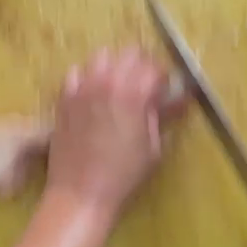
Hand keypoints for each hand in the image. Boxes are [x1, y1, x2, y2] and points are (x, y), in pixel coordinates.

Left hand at [43, 48, 171, 219]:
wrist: (81, 193)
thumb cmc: (123, 174)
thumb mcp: (153, 147)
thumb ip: (164, 116)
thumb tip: (181, 98)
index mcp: (134, 93)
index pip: (154, 67)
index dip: (163, 78)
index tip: (163, 91)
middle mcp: (108, 81)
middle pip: (130, 53)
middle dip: (141, 66)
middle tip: (144, 86)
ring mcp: (83, 86)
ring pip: (102, 56)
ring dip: (114, 66)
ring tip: (117, 86)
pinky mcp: (65, 96)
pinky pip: (77, 72)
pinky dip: (87, 77)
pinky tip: (92, 94)